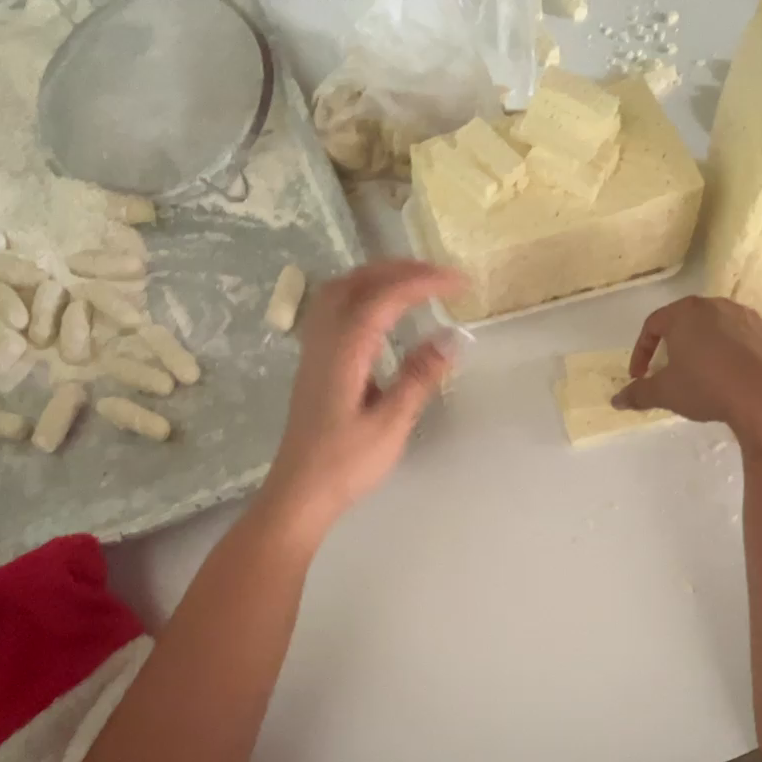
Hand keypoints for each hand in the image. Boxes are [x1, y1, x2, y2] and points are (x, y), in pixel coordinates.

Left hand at [260, 260, 464, 534]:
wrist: (300, 491)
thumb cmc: (345, 464)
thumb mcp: (391, 424)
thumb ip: (419, 377)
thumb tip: (451, 338)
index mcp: (344, 350)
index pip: (384, 297)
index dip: (423, 281)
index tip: (460, 283)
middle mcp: (324, 339)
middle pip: (358, 281)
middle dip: (401, 269)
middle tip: (442, 276)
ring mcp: (314, 349)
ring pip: (341, 291)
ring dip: (378, 278)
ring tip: (415, 284)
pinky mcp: (314, 363)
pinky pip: (334, 309)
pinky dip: (363, 295)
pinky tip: (383, 314)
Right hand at [612, 296, 761, 442]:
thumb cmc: (706, 386)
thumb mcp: (665, 393)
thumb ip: (638, 393)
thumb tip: (617, 400)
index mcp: (685, 313)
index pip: (653, 325)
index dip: (641, 351)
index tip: (639, 376)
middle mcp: (716, 305)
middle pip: (686, 322)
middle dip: (674, 346)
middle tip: (669, 371)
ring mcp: (746, 316)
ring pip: (716, 328)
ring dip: (704, 347)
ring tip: (702, 374)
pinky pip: (743, 339)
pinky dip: (733, 353)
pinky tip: (732, 376)